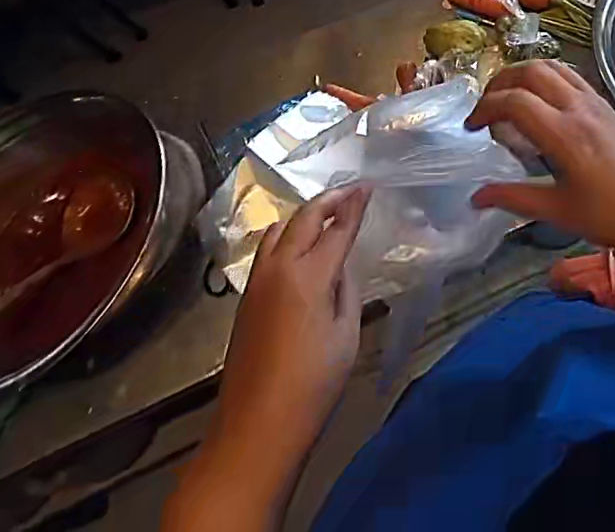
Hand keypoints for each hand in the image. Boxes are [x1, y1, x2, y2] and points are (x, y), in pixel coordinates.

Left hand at [213, 186, 371, 459]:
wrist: (257, 428)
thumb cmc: (313, 383)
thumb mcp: (347, 333)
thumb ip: (346, 289)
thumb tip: (340, 265)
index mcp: (309, 276)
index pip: (337, 228)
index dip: (354, 205)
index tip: (368, 186)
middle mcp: (279, 268)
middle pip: (304, 218)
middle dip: (329, 200)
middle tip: (350, 192)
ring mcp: (257, 282)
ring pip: (280, 230)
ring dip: (304, 216)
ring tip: (326, 216)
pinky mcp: (246, 299)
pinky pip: (268, 250)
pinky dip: (288, 235)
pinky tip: (302, 247)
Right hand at [465, 60, 614, 259]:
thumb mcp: (562, 213)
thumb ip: (516, 199)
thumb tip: (476, 196)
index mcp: (564, 134)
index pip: (514, 101)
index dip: (485, 108)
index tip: (471, 128)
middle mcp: (579, 108)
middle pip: (530, 71)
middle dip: (499, 82)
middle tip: (485, 108)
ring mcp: (596, 102)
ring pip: (552, 66)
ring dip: (523, 74)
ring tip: (508, 99)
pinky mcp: (607, 105)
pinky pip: (570, 76)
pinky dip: (546, 78)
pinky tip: (541, 104)